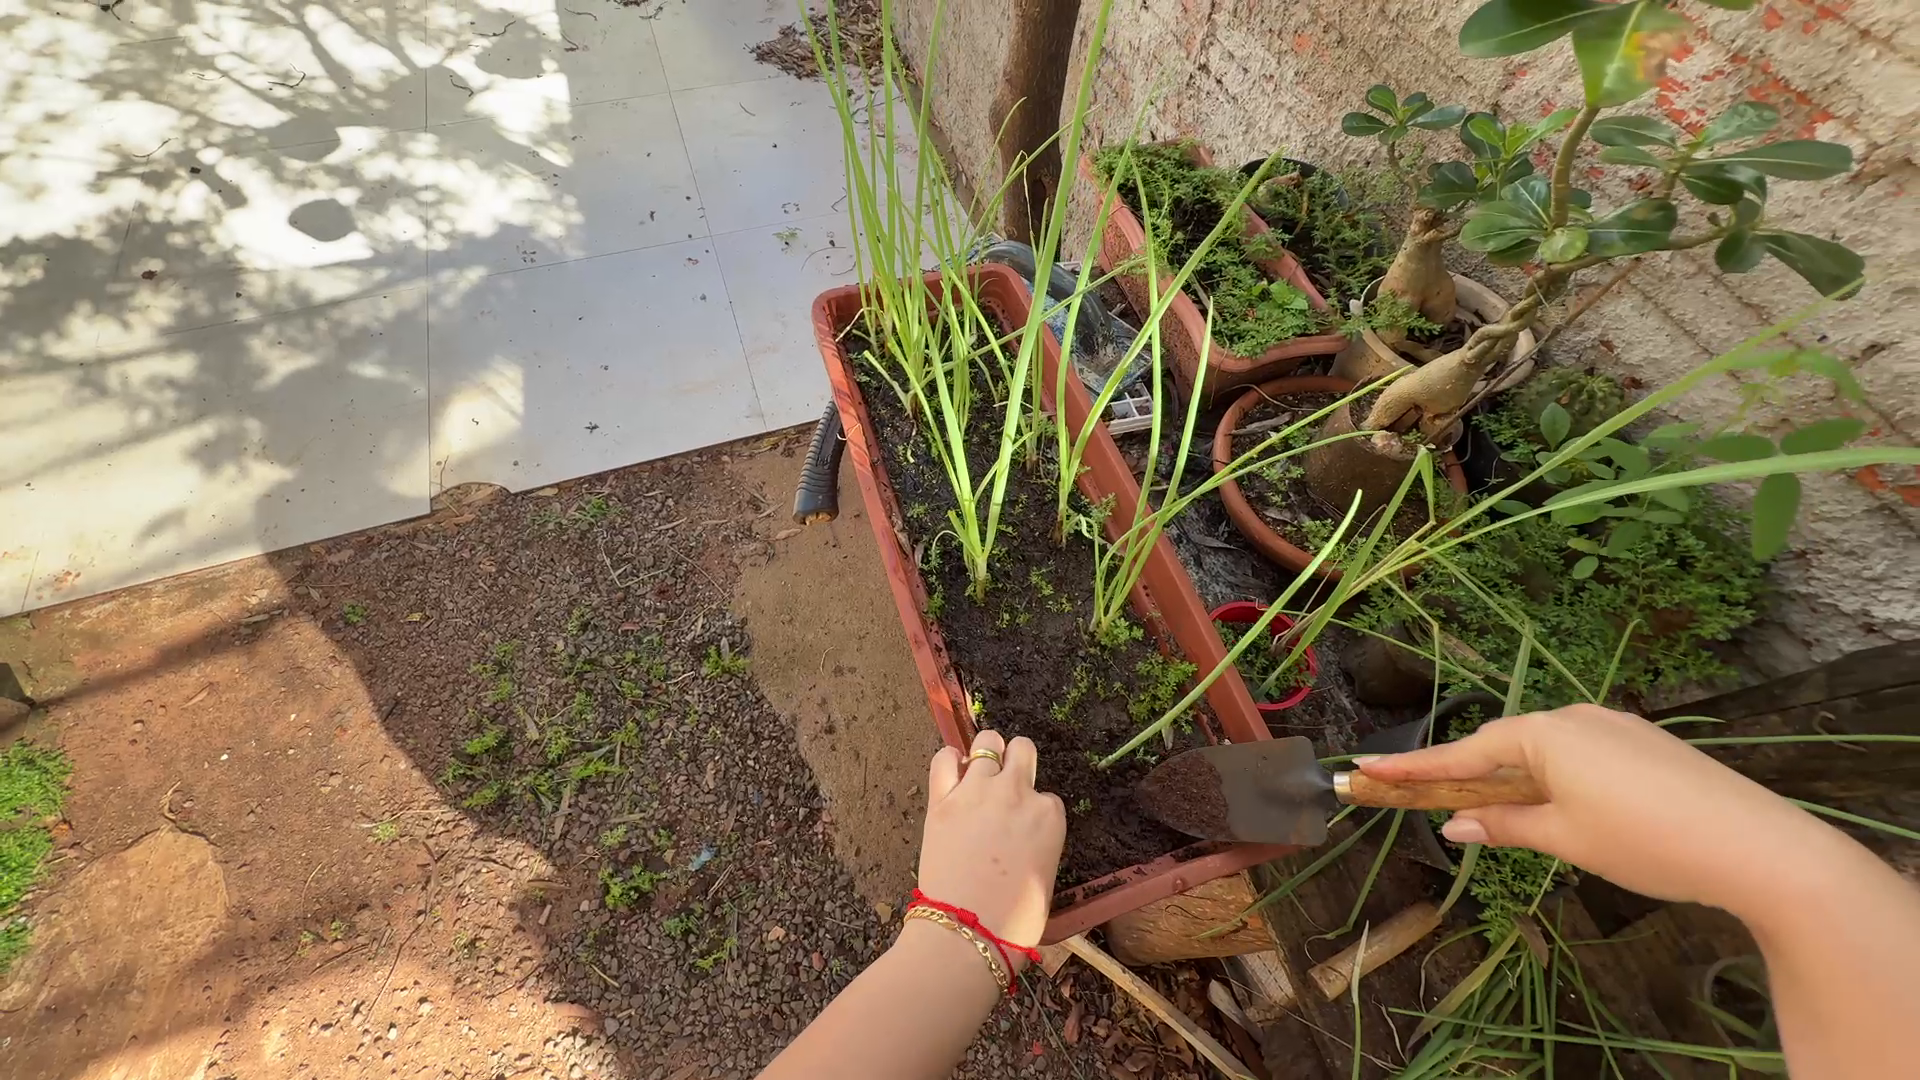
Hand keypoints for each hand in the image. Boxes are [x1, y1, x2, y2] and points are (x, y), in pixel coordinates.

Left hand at [916, 730, 1066, 956]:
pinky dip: (949, 760)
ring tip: (978, 772)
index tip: (1023, 828)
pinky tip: (952, 773)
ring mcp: (978, 791)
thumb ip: (1039, 844)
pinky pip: (944, 759)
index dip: (1034, 810)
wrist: (968, 934)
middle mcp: (1017, 793)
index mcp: (1050, 815)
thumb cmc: (1014, 923)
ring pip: (987, 742)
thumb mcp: (1045, 878)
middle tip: (1005, 783)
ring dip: (985, 753)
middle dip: (1016, 761)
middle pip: (1022, 749)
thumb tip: (1023, 838)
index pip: (1046, 797)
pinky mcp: (942, 798)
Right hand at [1357, 704, 1844, 919]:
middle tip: (1439, 799)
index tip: (1364, 768)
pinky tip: (1575, 802)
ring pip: (1544, 748)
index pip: (1460, 754)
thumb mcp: (1564, 839)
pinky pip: (1580, 751)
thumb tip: (1453, 828)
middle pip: (1501, 746)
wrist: (1769, 851)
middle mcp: (1571, 716)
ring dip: (1519, 777)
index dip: (1412, 767)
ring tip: (1516, 812)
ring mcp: (1612, 724)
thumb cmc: (1645, 841)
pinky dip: (1559, 774)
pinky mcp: (1645, 740)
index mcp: (1542, 734)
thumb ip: (1502, 826)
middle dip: (1471, 775)